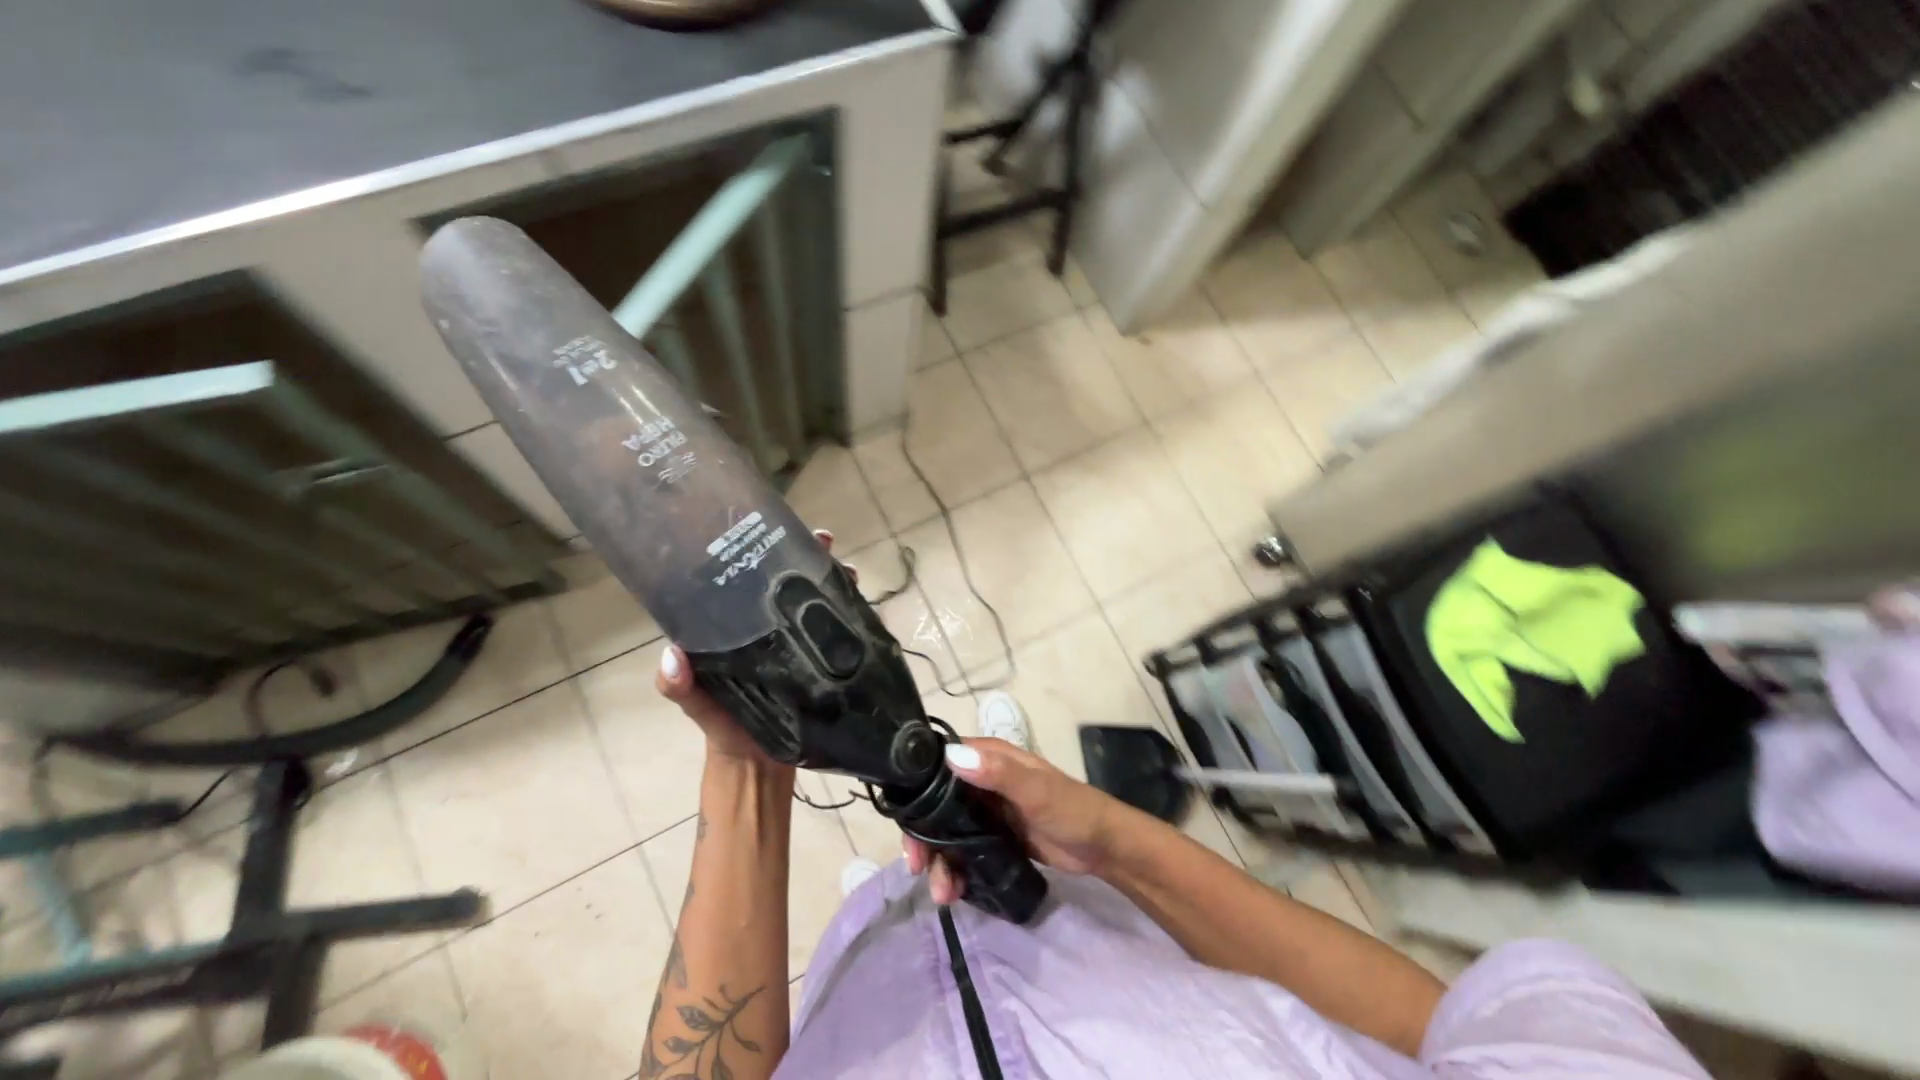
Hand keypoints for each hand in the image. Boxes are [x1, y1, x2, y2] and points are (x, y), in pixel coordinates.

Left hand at [654, 528, 848, 767]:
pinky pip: (835, 629)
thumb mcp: (697, 705)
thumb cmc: (723, 728)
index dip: (761, 550)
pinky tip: (864, 604)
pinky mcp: (820, 658)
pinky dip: (849, 612)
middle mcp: (767, 625)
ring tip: (849, 569)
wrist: (758, 765)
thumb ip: (679, 686)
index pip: (747, 578)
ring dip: (834, 580)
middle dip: (808, 556)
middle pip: (788, 580)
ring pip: (816, 599)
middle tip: (825, 541)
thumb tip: (672, 657)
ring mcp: (796, 640)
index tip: (775, 529)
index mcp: (734, 626)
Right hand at [904, 737, 1123, 903]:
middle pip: (936, 804)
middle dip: (924, 836)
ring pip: (948, 832)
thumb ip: (999, 773)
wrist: (1104, 848)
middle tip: (916, 867)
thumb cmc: (1072, 810)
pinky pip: (964, 851)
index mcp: (990, 758)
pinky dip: (955, 870)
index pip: (939, 763)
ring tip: (942, 893)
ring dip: (940, 861)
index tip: (904, 818)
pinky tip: (955, 892)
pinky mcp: (995, 836)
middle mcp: (983, 780)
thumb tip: (953, 756)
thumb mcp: (1037, 791)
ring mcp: (988, 810)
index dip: (917, 788)